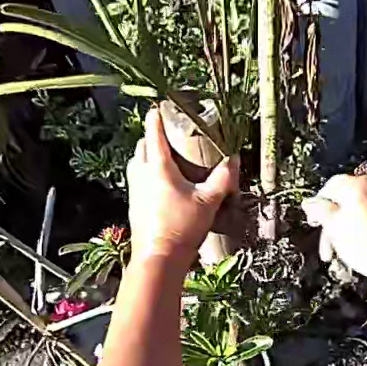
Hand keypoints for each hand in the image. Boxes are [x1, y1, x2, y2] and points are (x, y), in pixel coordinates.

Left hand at [127, 104, 236, 261]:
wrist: (158, 257)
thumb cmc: (182, 227)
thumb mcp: (209, 202)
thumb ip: (222, 179)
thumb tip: (233, 161)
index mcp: (158, 166)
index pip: (153, 131)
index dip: (157, 116)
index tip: (161, 107)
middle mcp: (141, 173)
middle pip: (142, 144)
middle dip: (153, 136)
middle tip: (169, 136)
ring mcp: (134, 188)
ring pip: (136, 161)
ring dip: (147, 155)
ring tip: (164, 158)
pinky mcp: (133, 203)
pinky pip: (137, 179)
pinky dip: (146, 173)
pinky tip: (160, 184)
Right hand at [301, 174, 366, 286]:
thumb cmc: (364, 243)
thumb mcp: (334, 227)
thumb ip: (319, 211)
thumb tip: (308, 201)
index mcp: (357, 184)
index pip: (331, 185)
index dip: (318, 203)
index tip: (314, 224)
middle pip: (346, 199)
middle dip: (333, 222)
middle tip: (327, 245)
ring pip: (360, 211)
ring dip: (347, 228)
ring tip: (343, 251)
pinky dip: (364, 230)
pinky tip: (362, 248)